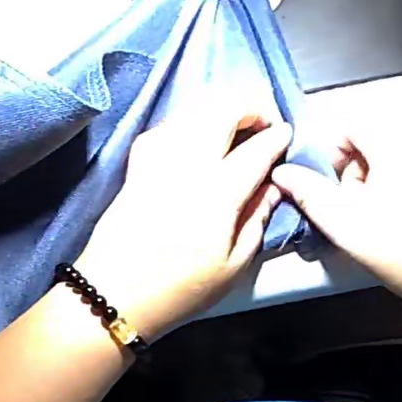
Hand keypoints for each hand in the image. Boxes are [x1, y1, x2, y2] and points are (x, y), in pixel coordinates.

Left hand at [71, 105, 290, 338]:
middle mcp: (188, 164)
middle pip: (221, 110)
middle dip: (249, 107)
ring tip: (232, 130)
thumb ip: (257, 219)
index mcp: (218, 192)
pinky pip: (166, 127)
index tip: (286, 134)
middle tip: (262, 124)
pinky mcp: (136, 166)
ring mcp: (158, 160)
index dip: (277, 136)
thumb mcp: (233, 265)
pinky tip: (194, 138)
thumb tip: (274, 186)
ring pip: (192, 112)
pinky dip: (187, 123)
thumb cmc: (181, 289)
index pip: (256, 148)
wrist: (115, 294)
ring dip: (219, 111)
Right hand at [270, 125, 401, 344]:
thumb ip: (309, 193)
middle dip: (361, 173)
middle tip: (361, 216)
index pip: (349, 125)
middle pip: (379, 140)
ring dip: (389, 182)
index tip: (334, 195)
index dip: (332, 159)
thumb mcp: (348, 226)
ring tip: (393, 227)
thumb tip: (283, 172)